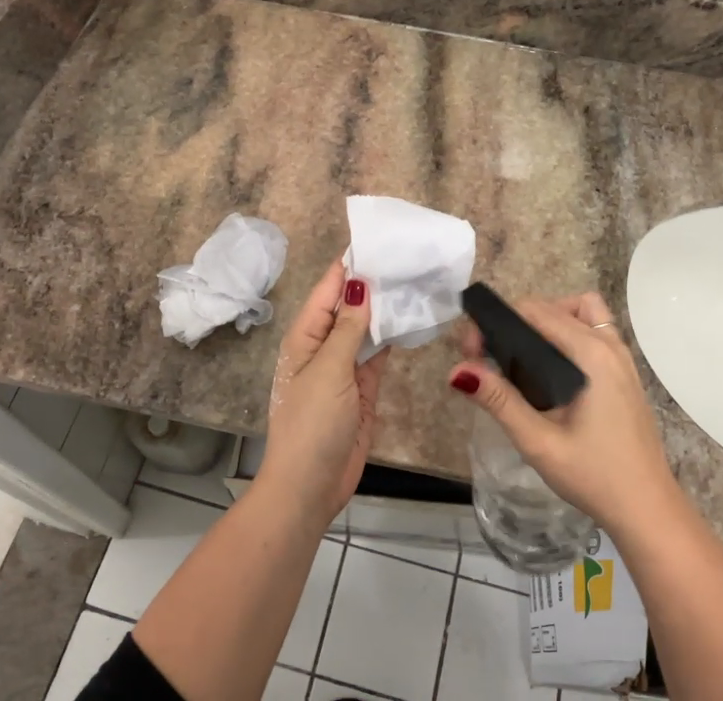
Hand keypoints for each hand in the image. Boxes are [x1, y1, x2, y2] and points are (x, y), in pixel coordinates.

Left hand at [257, 259, 387, 518]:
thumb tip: (359, 284)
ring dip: (386, 308)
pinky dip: (393, 336)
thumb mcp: (328, 371)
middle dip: (374, 282)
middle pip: (350, 305)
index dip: (351, 264)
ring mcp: (345, 367)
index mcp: (305, 336)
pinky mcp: (364, 388)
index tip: (380, 237)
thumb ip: (347, 329)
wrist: (311, 486)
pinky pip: (378, 353)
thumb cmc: (311, 424)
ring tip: (417, 278)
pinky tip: (413, 318)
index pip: (329, 288)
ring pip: (367, 327)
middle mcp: (324, 345)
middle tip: (410, 255)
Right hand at [447, 292, 677, 535]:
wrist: (647, 509)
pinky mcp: (626, 374)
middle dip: (516, 320)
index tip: (472, 349)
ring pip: (582, 313)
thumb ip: (500, 401)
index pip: (535, 312)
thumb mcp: (538, 442)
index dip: (497, 321)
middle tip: (487, 354)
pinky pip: (596, 333)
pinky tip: (550, 371)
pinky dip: (570, 334)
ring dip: (549, 321)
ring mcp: (623, 359)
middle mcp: (610, 346)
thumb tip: (458, 371)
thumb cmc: (594, 476)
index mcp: (591, 354)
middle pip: (557, 307)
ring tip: (522, 354)